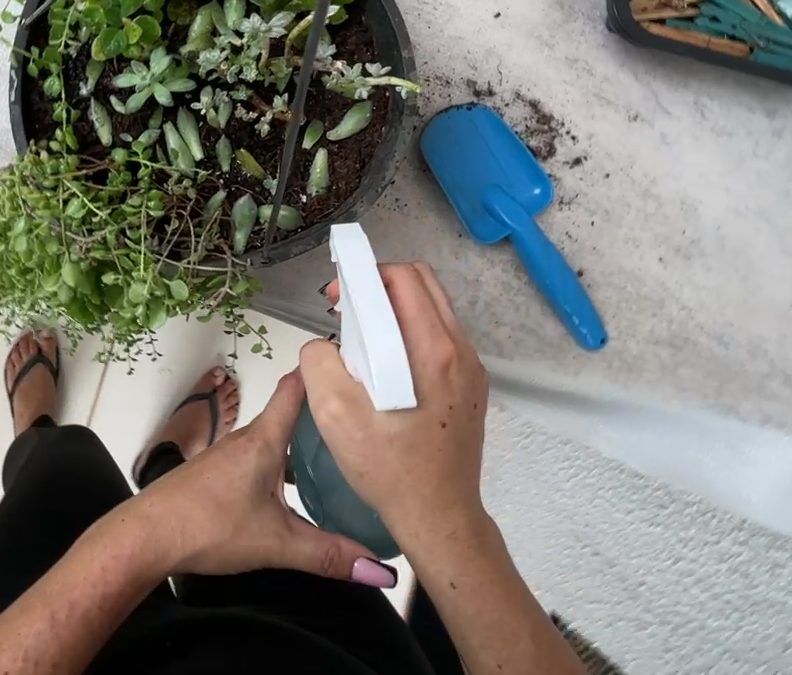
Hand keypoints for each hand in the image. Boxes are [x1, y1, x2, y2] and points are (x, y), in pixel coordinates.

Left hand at [129, 370, 395, 586]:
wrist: (149, 535)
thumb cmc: (210, 525)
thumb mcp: (277, 543)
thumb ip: (329, 555)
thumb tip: (381, 571)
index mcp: (264, 439)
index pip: (296, 389)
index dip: (321, 370)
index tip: (351, 360)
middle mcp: (248, 439)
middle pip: (292, 416)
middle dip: (325, 416)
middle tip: (365, 421)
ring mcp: (232, 455)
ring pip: (277, 441)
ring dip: (305, 445)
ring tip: (341, 460)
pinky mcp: (220, 474)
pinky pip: (262, 459)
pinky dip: (285, 466)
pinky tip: (298, 493)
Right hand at [301, 262, 488, 546]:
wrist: (438, 517)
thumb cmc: (388, 468)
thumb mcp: (334, 413)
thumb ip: (320, 361)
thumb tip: (326, 343)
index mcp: (433, 350)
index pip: (403, 279)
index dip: (362, 275)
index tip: (336, 298)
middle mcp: (461, 351)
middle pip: (422, 283)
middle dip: (378, 284)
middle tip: (346, 311)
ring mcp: (471, 368)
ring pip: (432, 308)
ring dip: (393, 308)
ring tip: (362, 340)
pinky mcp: (470, 386)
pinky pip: (439, 336)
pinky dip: (409, 332)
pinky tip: (385, 367)